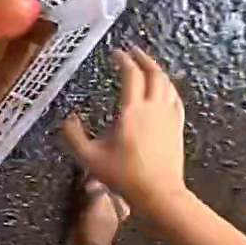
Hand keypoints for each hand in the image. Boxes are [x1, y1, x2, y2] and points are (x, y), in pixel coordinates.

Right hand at [61, 46, 187, 208]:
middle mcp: (153, 108)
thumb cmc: (124, 176)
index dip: (124, 60)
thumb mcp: (89, 158)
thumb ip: (74, 136)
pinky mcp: (176, 127)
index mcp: (132, 110)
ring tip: (147, 66)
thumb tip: (68, 118)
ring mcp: (169, 116)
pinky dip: (168, 87)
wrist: (159, 193)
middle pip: (154, 73)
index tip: (116, 53)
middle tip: (133, 51)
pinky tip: (165, 90)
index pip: (131, 74)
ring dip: (157, 70)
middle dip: (143, 58)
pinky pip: (175, 98)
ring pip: (167, 84)